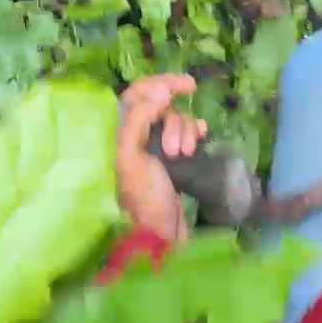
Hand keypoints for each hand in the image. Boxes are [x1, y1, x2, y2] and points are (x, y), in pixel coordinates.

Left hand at [116, 73, 208, 241]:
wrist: (160, 239)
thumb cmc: (143, 198)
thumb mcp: (132, 157)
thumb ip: (140, 118)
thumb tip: (161, 90)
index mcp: (119, 132)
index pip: (138, 91)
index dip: (163, 83)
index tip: (190, 87)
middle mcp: (135, 134)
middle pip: (162, 104)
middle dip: (175, 118)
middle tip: (181, 144)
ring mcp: (154, 147)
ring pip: (176, 118)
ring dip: (185, 131)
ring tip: (185, 156)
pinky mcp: (172, 159)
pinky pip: (187, 133)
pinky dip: (195, 132)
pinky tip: (202, 139)